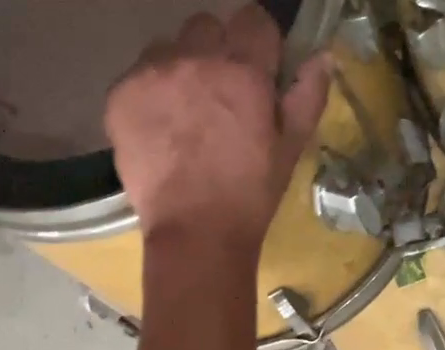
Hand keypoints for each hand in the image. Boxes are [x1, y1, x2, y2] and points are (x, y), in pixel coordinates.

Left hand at [106, 5, 331, 244]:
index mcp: (243, 72)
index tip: (263, 71)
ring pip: (170, 46)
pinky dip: (153, 94)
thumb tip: (323, 57)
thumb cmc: (251, 195)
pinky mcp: (121, 93)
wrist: (196, 233)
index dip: (261, 44)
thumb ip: (307, 97)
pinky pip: (140, 75)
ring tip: (190, 114)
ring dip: (183, 68)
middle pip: (208, 27)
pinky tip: (165, 132)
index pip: (254, 20)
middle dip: (220, 52)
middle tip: (225, 96)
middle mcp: (194, 58)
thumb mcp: (291, 150)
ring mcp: (152, 72)